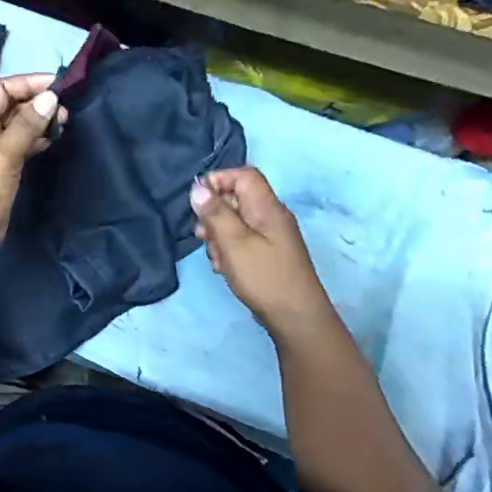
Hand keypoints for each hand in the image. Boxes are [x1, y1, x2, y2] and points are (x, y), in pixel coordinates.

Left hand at [0, 73, 67, 261]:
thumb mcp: (3, 155)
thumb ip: (27, 124)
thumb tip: (51, 96)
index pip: (1, 89)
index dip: (29, 83)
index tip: (60, 85)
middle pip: (10, 106)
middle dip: (37, 103)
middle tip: (66, 110)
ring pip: (17, 126)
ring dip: (39, 122)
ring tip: (64, 123)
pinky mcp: (0, 169)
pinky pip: (19, 145)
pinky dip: (35, 141)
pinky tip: (52, 140)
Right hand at [192, 167, 334, 333]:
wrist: (295, 316)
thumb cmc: (263, 276)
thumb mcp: (233, 243)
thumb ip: (215, 213)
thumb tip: (197, 188)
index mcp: (267, 207)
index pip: (244, 175)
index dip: (218, 180)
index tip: (196, 201)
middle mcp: (271, 216)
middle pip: (237, 198)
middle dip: (214, 212)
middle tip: (201, 235)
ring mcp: (271, 235)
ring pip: (236, 221)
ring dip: (218, 234)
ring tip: (214, 256)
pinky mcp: (267, 253)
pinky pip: (242, 239)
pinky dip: (228, 248)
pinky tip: (223, 266)